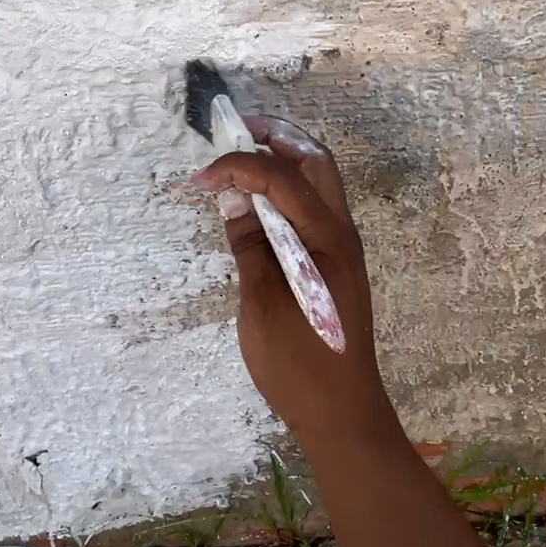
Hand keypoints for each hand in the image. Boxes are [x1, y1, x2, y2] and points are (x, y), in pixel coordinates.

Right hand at [192, 116, 398, 448]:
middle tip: (236, 131)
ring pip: (320, 179)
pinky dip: (287, 186)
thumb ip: (250, 243)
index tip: (202, 178)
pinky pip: (314, 203)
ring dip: (284, 156)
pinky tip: (259, 200)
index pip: (282, 178)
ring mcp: (342, 244)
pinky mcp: (334, 259)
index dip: (240, 166)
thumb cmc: (300, 365)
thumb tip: (233, 194)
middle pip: (316, 160)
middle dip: (277, 135)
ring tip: (243, 154)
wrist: (343, 415)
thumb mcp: (261, 304)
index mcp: (327, 237)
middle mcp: (342, 230)